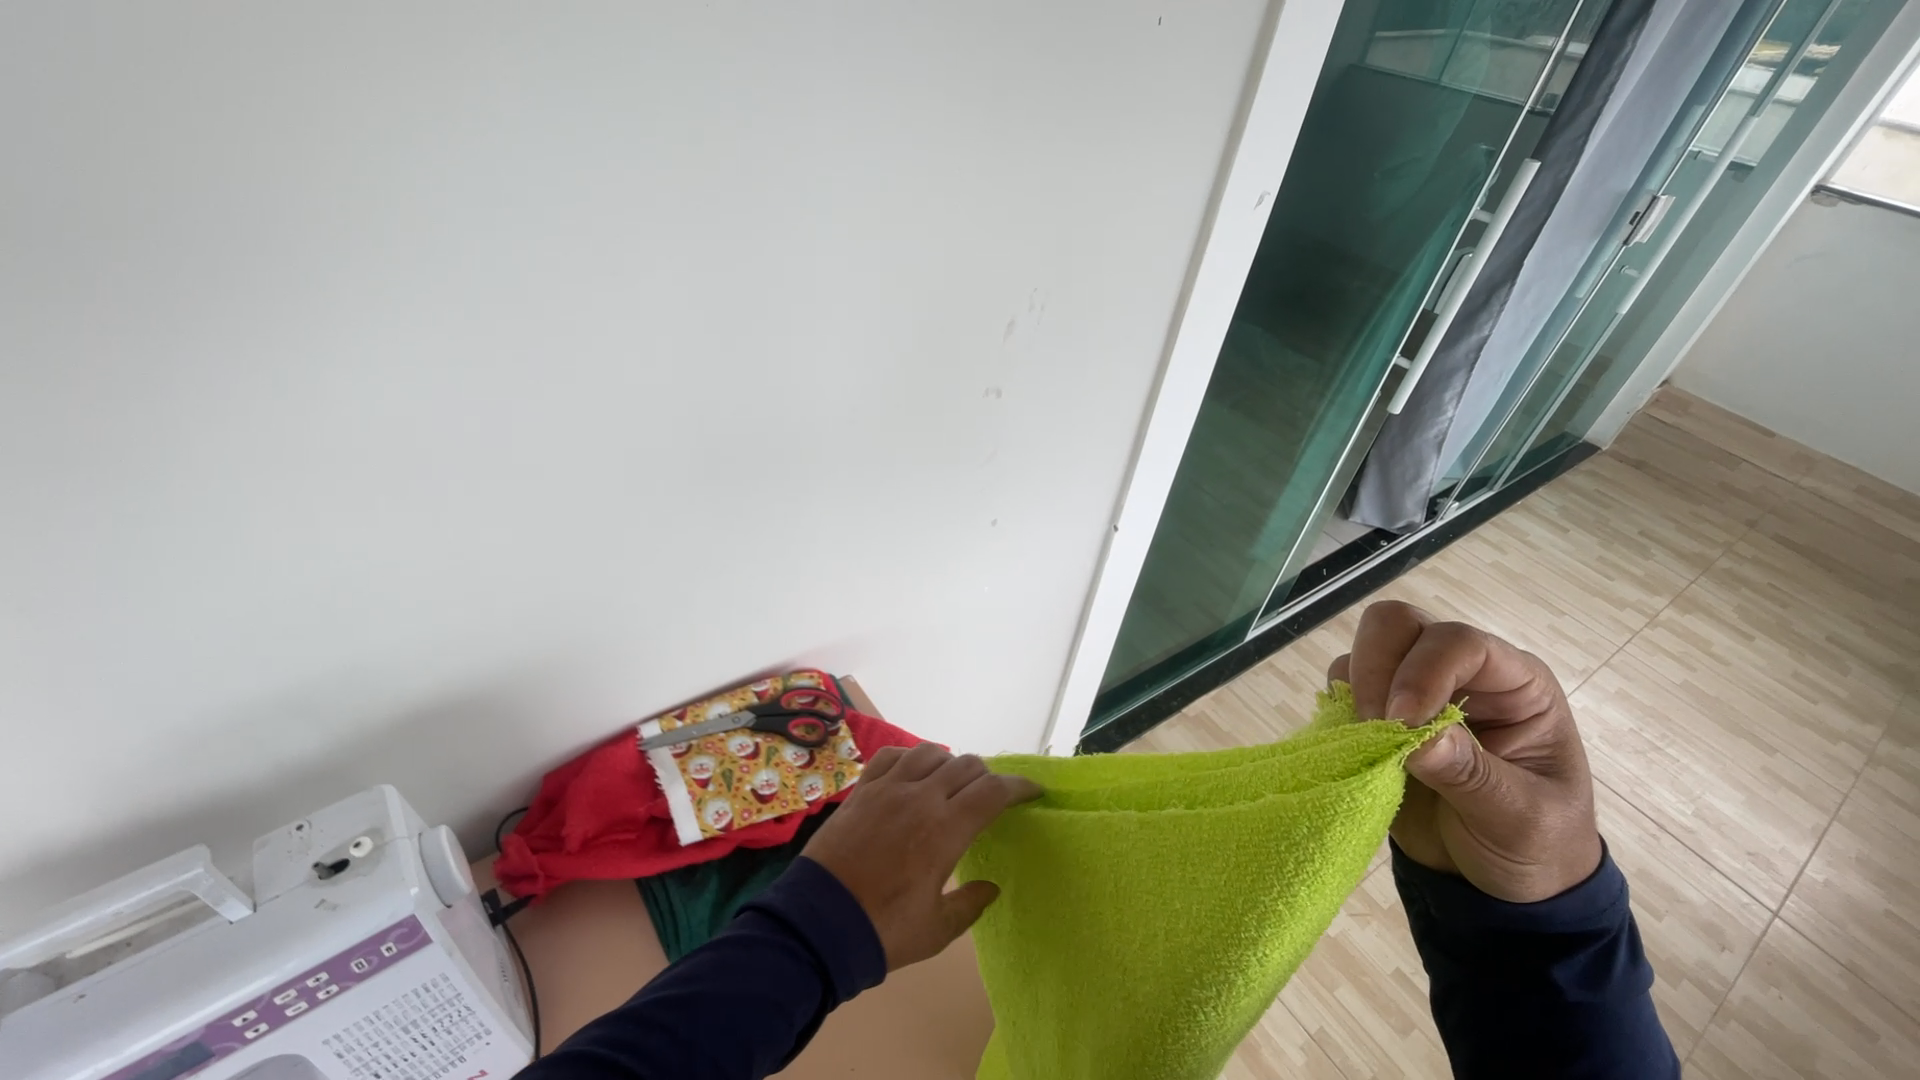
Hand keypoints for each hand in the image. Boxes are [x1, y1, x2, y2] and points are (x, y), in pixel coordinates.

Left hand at [801, 742, 1041, 969]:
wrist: (816, 925)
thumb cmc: (883, 931)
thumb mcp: (937, 930)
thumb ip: (970, 904)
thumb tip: (990, 886)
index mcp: (946, 829)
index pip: (993, 791)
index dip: (1019, 786)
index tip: (1032, 791)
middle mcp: (920, 798)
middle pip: (966, 765)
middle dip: (987, 777)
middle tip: (991, 796)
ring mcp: (887, 789)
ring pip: (930, 752)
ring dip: (950, 763)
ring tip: (952, 783)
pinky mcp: (861, 791)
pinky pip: (891, 756)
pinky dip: (910, 757)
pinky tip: (912, 773)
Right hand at [1332, 600, 1602, 902]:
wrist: (1493, 883)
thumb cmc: (1533, 846)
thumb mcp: (1521, 820)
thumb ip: (1474, 776)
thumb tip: (1418, 738)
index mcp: (1514, 683)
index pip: (1459, 643)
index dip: (1424, 672)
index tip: (1402, 724)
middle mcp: (1460, 673)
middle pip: (1399, 625)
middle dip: (1376, 667)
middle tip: (1373, 724)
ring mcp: (1412, 688)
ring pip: (1363, 649)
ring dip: (1356, 690)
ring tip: (1367, 744)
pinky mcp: (1375, 713)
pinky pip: (1341, 685)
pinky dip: (1337, 709)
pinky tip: (1354, 747)